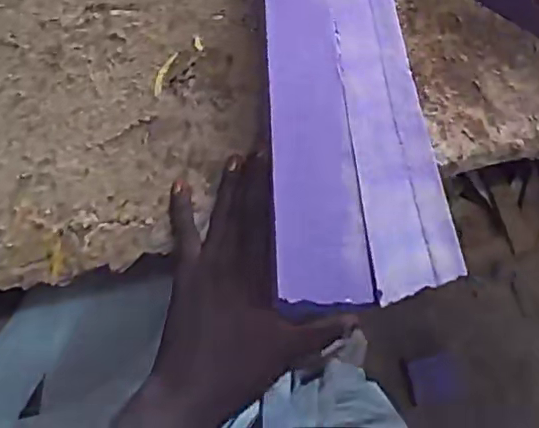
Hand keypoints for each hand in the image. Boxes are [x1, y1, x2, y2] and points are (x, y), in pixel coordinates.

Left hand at [115, 153, 352, 427]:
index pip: (269, 224)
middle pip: (248, 212)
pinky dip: (180, 211)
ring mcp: (207, 265)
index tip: (283, 163)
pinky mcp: (186, 274)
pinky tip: (179, 186)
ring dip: (229, 187)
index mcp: (259, 275)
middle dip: (256, 178)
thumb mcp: (285, 353)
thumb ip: (320, 332)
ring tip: (236, 156)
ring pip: (222, 217)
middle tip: (263, 145)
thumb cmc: (238, 369)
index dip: (275, 192)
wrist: (185, 394)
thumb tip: (358, 318)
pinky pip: (184, 237)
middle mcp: (234, 260)